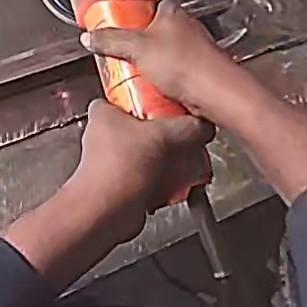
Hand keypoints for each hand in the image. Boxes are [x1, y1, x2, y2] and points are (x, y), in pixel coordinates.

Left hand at [3, 100, 211, 286]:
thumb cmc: (119, 168)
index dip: (147, 98)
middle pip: (143, 126)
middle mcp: (103, 135)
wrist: (108, 211)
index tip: (167, 102)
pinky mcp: (122, 182)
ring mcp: (112, 160)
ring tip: (183, 161)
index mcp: (103, 113)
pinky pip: (149, 175)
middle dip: (166, 134)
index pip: (125, 95)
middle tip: (183, 136)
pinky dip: (163, 180)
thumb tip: (203, 126)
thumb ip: (189, 126)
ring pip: (148, 153)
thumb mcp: (164, 135)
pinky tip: (175, 182)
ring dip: (167, 159)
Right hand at [80, 1, 260, 124]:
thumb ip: (111, 40)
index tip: (113, 21)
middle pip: (150, 30)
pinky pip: (168, 71)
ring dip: (144, 62)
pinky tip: (147, 86)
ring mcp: (190, 49)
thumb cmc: (186, 65)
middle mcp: (184, 27)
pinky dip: (157, 78)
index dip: (128, 12)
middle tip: (117, 51)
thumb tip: (90, 37)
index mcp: (172, 13)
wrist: (216, 94)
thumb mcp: (137, 48)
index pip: (146, 4)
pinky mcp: (194, 70)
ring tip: (129, 71)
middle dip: (132, 43)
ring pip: (159, 52)